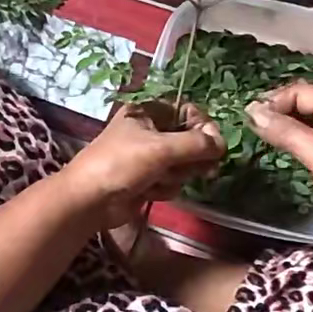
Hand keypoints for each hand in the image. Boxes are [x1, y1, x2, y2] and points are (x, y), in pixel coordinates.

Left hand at [57, 102, 225, 226]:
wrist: (90, 200)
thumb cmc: (121, 164)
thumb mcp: (160, 148)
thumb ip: (196, 144)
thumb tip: (222, 142)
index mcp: (146, 113)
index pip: (186, 111)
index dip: (202, 126)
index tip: (214, 144)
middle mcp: (148, 132)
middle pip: (188, 140)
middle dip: (190, 156)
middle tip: (197, 168)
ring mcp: (148, 157)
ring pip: (182, 164)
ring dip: (176, 175)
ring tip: (159, 179)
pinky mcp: (148, 180)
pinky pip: (171, 181)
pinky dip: (165, 188)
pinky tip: (150, 192)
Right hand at [245, 83, 312, 238]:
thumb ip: (285, 131)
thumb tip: (250, 111)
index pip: (302, 92)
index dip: (274, 101)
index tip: (249, 118)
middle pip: (307, 105)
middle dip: (279, 114)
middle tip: (252, 128)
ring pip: (312, 125)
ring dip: (288, 129)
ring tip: (263, 139)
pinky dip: (301, 144)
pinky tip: (286, 153)